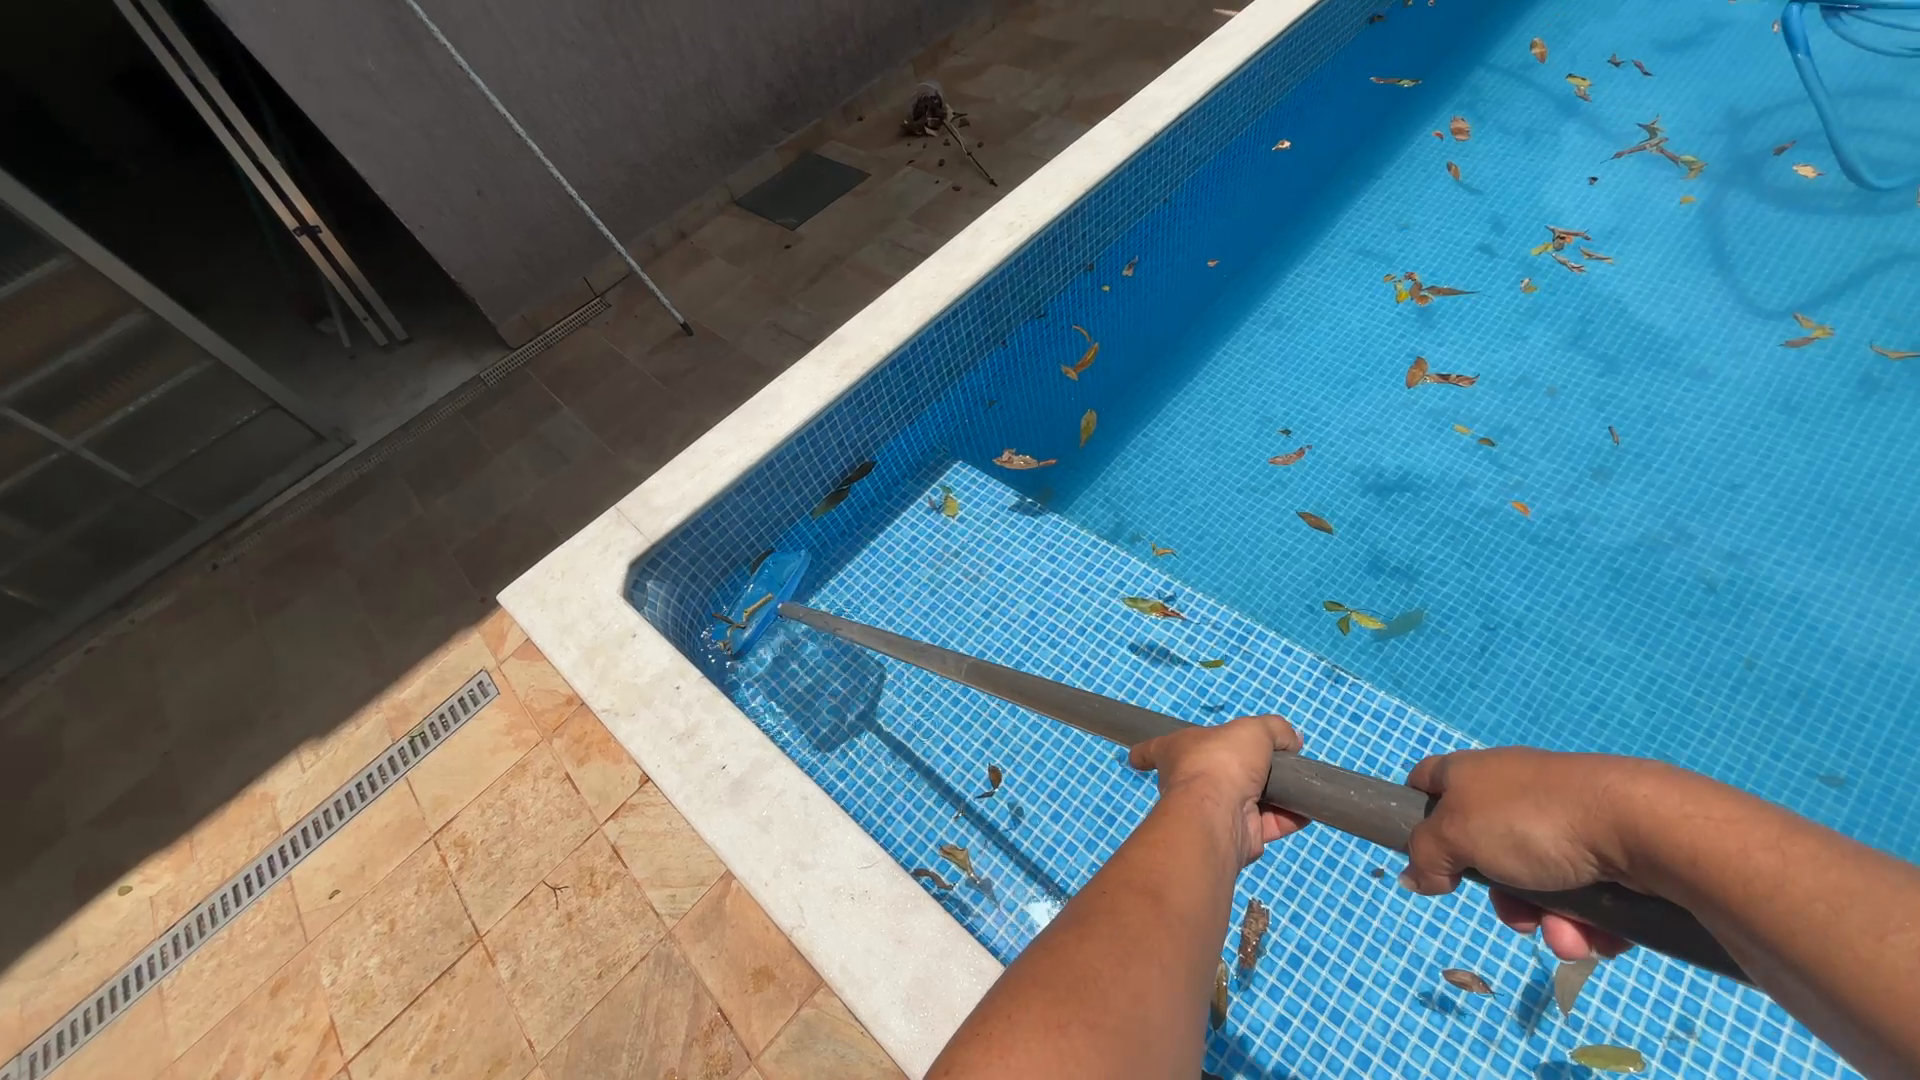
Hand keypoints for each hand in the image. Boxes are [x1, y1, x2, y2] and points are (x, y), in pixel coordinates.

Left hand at [1128, 715, 1310, 864]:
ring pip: (1241, 802)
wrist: (1221, 809)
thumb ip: (1274, 729)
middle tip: (1265, 765)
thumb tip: (1291, 741)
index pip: (1150, 750)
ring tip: (1294, 785)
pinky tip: (1305, 810)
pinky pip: (1265, 825)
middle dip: (1236, 773)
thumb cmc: (1222, 759)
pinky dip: (1286, 818)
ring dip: (1268, 796)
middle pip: (1209, 776)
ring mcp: (1211, 812)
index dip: (1144, 752)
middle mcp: (1188, 782)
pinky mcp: (1238, 836)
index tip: (1134, 758)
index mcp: (1174, 751)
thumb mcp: (1252, 729)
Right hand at [1402, 748, 1660, 960]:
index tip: (1425, 848)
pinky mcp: (1610, 846)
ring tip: (1565, 935)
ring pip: (1537, 878)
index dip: (1418, 809)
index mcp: (1471, 773)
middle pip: (1485, 846)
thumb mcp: (1454, 836)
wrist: (1639, 825)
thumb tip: (1412, 875)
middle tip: (1511, 911)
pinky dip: (1587, 920)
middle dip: (1498, 892)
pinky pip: (1584, 891)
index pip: (1428, 780)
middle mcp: (1514, 790)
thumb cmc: (1527, 820)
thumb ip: (1424, 856)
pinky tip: (1595, 934)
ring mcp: (1563, 818)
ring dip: (1545, 916)